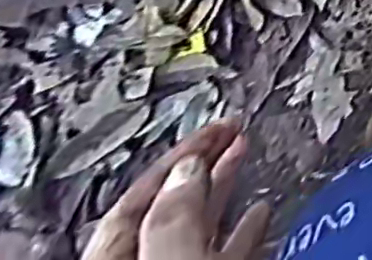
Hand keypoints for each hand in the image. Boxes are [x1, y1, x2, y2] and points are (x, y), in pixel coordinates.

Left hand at [81, 120, 271, 259]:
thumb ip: (173, 217)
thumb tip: (189, 165)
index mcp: (112, 259)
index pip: (134, 202)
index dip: (175, 159)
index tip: (218, 124)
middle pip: (163, 208)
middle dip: (199, 161)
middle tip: (232, 127)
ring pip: (193, 224)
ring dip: (222, 184)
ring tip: (245, 152)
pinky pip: (220, 248)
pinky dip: (240, 225)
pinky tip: (258, 210)